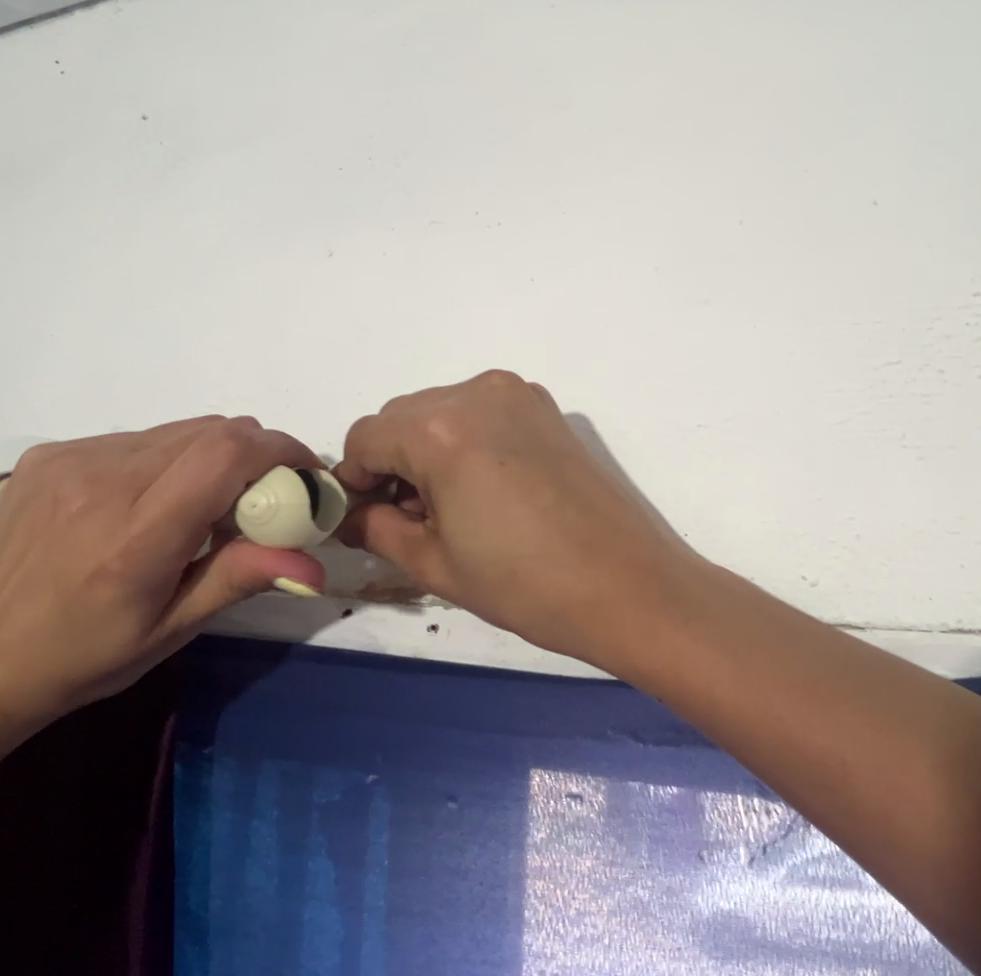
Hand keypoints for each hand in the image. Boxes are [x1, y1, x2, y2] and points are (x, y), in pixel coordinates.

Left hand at [0, 416, 329, 726]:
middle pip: (210, 430)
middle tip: (263, 499)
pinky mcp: (48, 454)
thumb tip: (315, 564)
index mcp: (136, 534)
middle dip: (254, 454)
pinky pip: (135, 438)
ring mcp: (69, 460)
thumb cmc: (82, 657)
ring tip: (205, 506)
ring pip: (176, 430)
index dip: (280, 449)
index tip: (306, 474)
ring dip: (211, 456)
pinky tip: (151, 503)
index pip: (226, 453)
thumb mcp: (171, 629)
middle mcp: (102, 480)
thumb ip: (240, 578)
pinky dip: (166, 459)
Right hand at [335, 371, 701, 661]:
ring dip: (429, 451)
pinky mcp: (550, 410)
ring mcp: (520, 396)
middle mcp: (477, 393)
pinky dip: (468, 442)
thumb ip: (379, 529)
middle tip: (411, 522)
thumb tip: (352, 514)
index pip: (364, 437)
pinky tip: (488, 493)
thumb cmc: (526, 585)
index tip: (366, 521)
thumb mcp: (436, 564)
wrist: (628, 586)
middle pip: (403, 418)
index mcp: (440, 427)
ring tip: (453, 512)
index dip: (354, 481)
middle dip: (393, 464)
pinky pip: (484, 414)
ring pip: (443, 412)